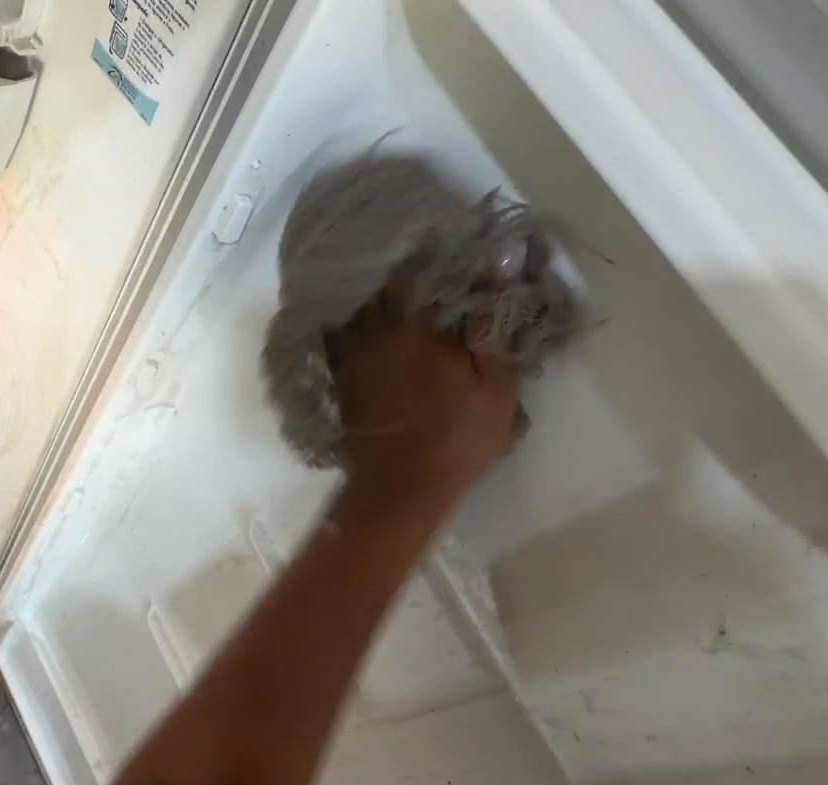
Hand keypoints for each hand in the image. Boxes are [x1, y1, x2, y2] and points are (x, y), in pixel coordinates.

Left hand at [326, 286, 518, 519]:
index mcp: (411, 332)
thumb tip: (491, 289)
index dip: (417, 263)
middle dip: (382, 277)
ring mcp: (350, 364)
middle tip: (399, 267)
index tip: (429, 253)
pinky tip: (350, 325)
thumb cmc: (456, 439)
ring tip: (373, 290)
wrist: (401, 488)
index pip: (406, 278)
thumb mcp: (496, 390)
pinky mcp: (339, 387)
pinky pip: (332, 346)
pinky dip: (339, 330)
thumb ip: (492, 336)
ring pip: (347, 317)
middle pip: (369, 293)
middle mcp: (372, 340)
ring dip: (359, 301)